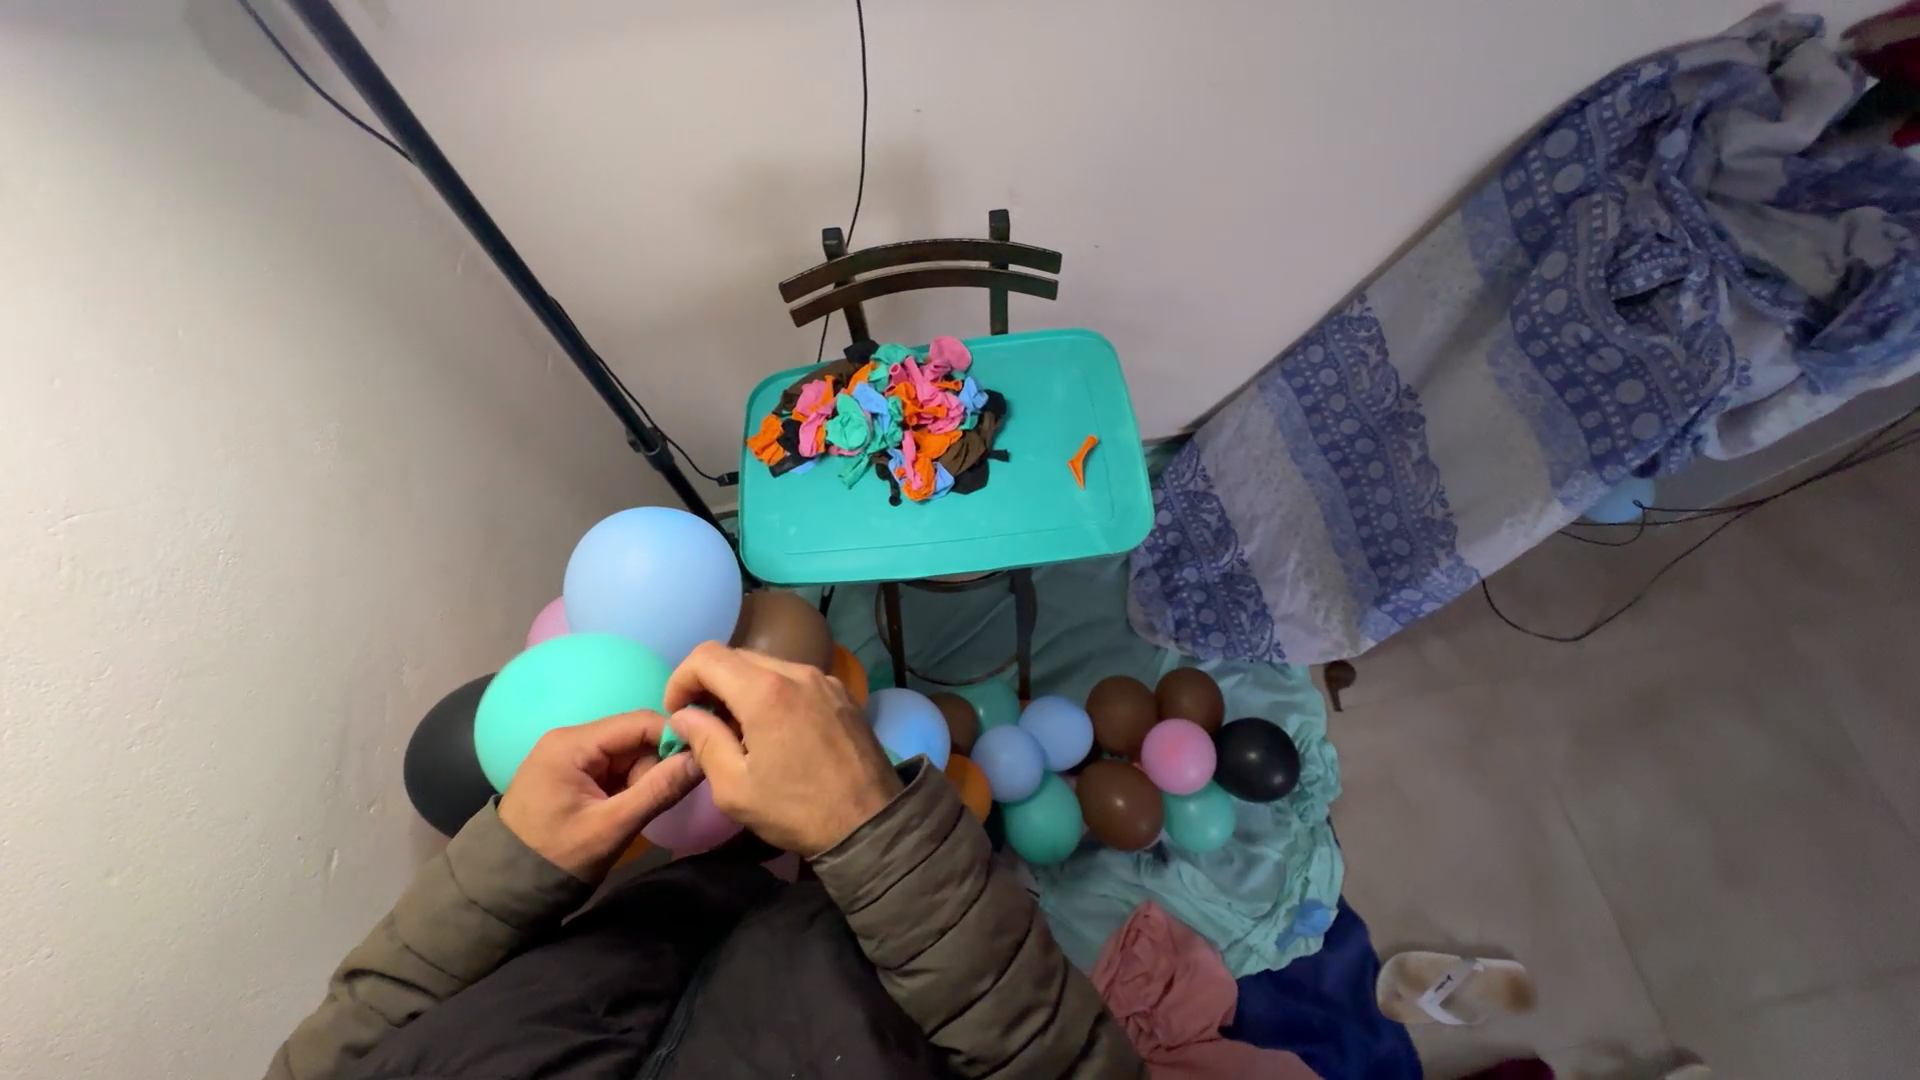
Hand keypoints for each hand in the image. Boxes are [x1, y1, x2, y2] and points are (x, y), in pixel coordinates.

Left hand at [497, 712, 702, 881]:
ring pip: (632, 753)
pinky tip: (625, 809)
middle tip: (653, 802)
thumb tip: (703, 759)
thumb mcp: (611, 827)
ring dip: (643, 779)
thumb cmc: (554, 858)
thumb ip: (659, 790)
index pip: (641, 722)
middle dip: (655, 766)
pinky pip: (619, 767)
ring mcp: (573, 755)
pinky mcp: (576, 772)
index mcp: (573, 743)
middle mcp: (572, 738)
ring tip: (632, 812)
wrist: (502, 893)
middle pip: (637, 737)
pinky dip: (631, 786)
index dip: (674, 738)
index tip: (699, 762)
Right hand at [664, 643, 901, 855]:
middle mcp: (798, 672)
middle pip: (738, 656)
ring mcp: (824, 679)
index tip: (678, 713)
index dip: (681, 679)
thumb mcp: (735, 788)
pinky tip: (775, 729)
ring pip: (769, 665)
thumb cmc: (798, 809)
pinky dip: (774, 693)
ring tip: (739, 730)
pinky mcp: (842, 692)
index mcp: (766, 690)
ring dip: (743, 688)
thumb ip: (705, 742)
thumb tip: (685, 716)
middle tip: (704, 723)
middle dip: (711, 683)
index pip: (707, 656)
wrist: (871, 820)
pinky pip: (796, 679)